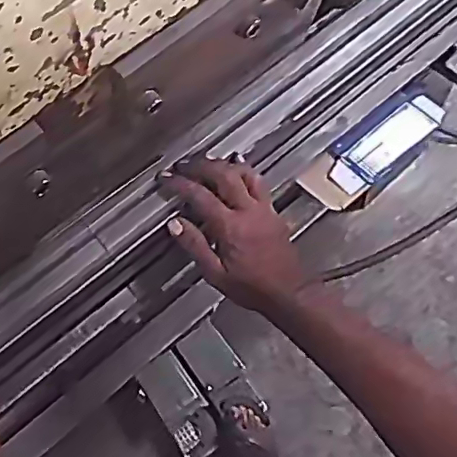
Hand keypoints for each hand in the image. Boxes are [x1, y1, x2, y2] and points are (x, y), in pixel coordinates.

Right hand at [161, 157, 315, 315]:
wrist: (289, 294)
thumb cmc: (254, 288)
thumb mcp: (215, 274)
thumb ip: (195, 245)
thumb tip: (176, 225)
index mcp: (231, 227)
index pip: (200, 195)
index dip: (180, 183)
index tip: (167, 179)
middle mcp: (249, 212)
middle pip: (223, 175)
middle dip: (200, 166)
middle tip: (184, 165)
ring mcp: (264, 210)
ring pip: (244, 174)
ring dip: (223, 164)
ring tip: (208, 162)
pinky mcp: (274, 212)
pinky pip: (259, 183)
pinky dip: (244, 172)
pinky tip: (237, 172)